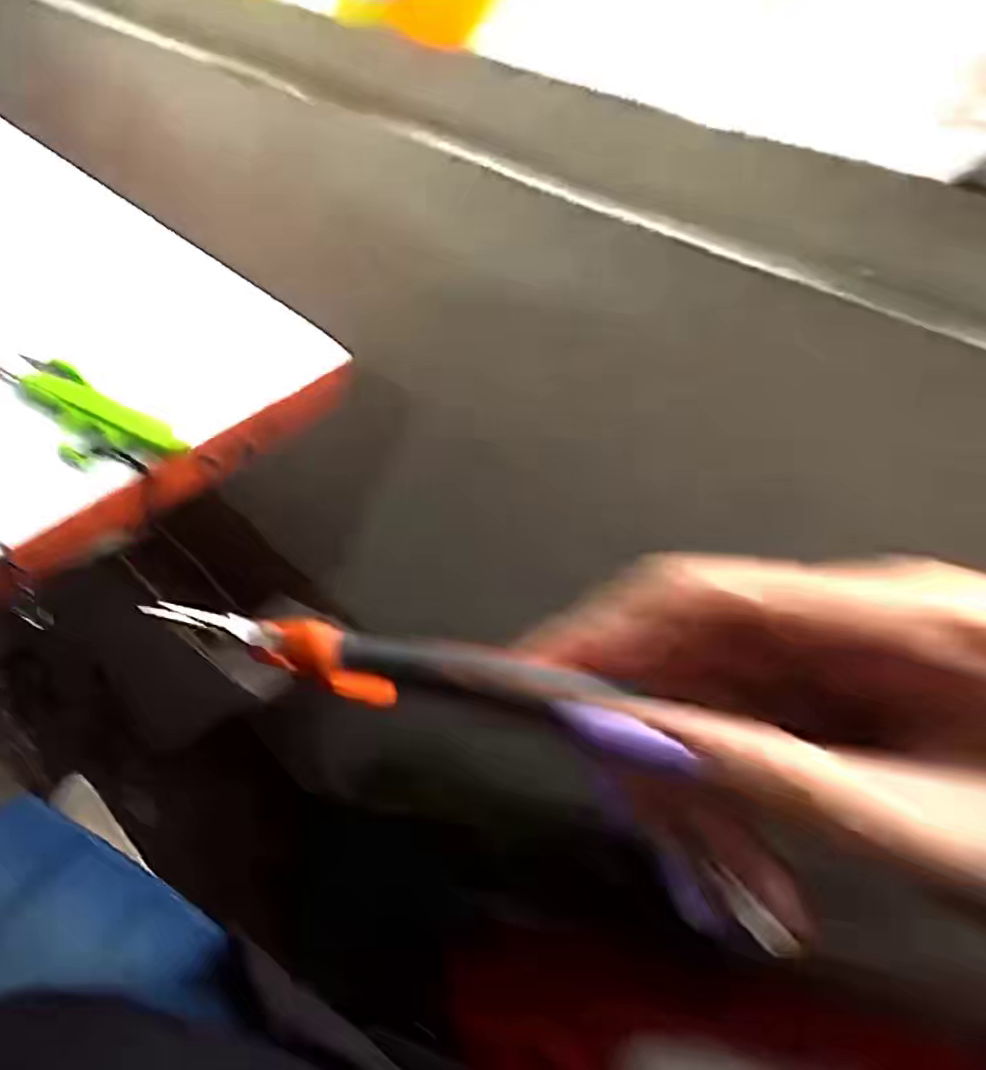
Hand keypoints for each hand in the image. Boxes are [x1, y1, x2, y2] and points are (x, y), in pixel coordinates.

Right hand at [521, 555, 985, 900]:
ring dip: (685, 781)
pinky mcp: (843, 695)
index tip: (525, 681)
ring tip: (723, 866)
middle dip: (647, 745)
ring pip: (697, 694)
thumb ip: (768, 776)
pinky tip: (744, 842)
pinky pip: (732, 720)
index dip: (590, 631)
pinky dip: (718, 782)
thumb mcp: (938, 829)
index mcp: (904, 620)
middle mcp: (864, 623)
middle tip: (644, 822)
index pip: (691, 597)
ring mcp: (852, 659)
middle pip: (683, 655)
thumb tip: (617, 733)